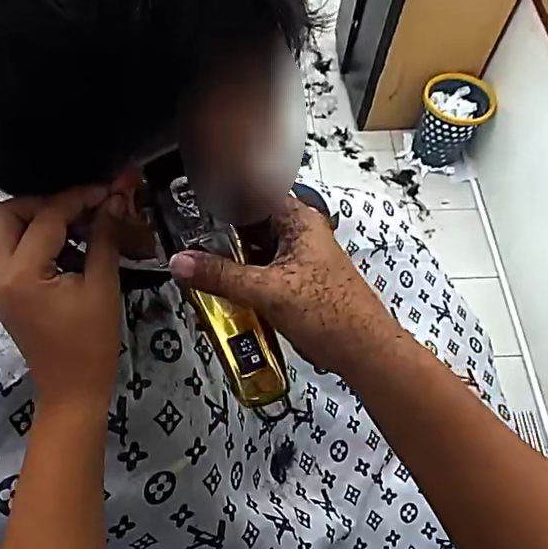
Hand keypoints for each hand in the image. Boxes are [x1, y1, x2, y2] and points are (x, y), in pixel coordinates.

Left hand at [0, 186, 123, 410]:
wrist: (72, 391)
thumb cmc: (91, 344)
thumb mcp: (102, 287)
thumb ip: (104, 238)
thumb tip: (115, 201)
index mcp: (21, 272)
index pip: (47, 217)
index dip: (79, 198)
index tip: (108, 192)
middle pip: (9, 213)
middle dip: (46, 203)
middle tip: (83, 209)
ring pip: (7, 231)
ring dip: (41, 222)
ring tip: (81, 229)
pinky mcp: (4, 293)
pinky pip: (12, 252)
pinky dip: (37, 242)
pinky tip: (70, 251)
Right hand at [168, 194, 402, 373]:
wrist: (363, 352)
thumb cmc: (335, 314)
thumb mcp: (267, 291)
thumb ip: (220, 276)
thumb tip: (184, 262)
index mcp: (299, 221)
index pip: (252, 196)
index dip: (221, 203)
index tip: (193, 215)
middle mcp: (301, 237)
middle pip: (250, 229)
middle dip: (222, 242)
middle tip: (194, 252)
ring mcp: (300, 263)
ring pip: (255, 256)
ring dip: (232, 268)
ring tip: (205, 276)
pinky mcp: (298, 288)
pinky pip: (263, 279)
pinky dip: (245, 287)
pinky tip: (229, 299)